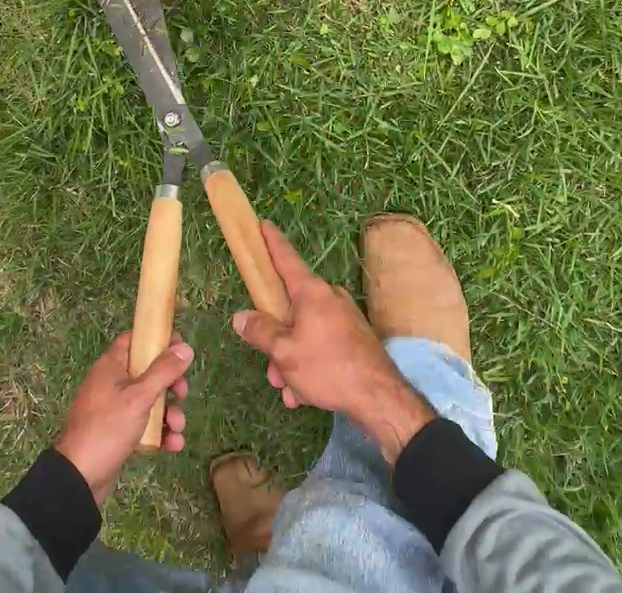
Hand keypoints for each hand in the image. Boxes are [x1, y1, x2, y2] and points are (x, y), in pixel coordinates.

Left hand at [53, 331, 193, 503]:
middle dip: (171, 383)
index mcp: (112, 365)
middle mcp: (113, 382)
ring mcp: (116, 408)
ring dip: (169, 412)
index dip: (159, 339)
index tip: (181, 348)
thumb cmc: (108, 427)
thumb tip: (185, 347)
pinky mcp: (119, 431)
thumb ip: (163, 371)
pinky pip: (145, 423)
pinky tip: (172, 444)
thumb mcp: (139, 397)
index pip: (136, 339)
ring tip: (178, 428)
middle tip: (182, 392)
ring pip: (150, 400)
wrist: (79, 476)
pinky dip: (160, 431)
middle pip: (149, 371)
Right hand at [231, 221, 435, 463]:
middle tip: (272, 369)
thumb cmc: (327, 367)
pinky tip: (306, 394)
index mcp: (312, 291)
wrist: (379, 397)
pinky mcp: (353, 338)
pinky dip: (309, 366)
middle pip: (290, 308)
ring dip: (291, 360)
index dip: (272, 242)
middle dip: (276, 339)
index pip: (286, 258)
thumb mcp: (284, 352)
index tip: (263, 224)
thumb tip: (242, 316)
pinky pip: (320, 345)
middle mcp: (329, 297)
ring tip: (291, 390)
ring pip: (304, 332)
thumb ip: (260, 331)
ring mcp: (343, 317)